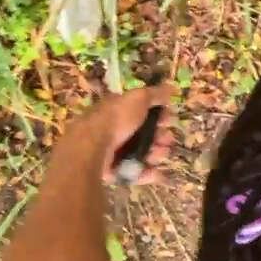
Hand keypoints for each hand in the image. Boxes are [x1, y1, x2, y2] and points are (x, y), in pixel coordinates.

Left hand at [53, 86, 176, 185]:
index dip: (157, 114)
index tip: (168, 119)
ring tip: (159, 156)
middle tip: (166, 140)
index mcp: (116, 109)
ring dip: (156, 154)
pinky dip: (146, 173)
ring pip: (140, 153)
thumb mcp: (138, 98)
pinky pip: (133, 171)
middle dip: (160, 136)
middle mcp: (113, 129)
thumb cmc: (114, 119)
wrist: (89, 150)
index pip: (141, 110)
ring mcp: (111, 151)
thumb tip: (171, 88)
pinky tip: (156, 173)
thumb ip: (155, 94)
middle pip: (143, 133)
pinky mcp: (110, 172)